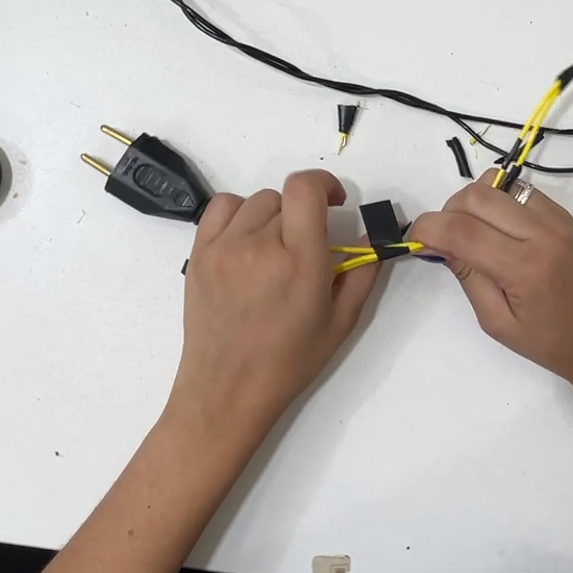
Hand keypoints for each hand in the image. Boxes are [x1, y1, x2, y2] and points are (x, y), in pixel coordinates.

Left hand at [171, 170, 379, 436]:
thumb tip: (372, 237)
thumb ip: (362, 273)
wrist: (227, 388)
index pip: (305, 189)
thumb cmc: (289, 360)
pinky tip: (247, 240)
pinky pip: (222, 207)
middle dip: (303, 216)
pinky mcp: (199, 253)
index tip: (334, 202)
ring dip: (274, 215)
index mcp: (300, 262)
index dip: (324, 184)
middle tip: (306, 247)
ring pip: (256, 201)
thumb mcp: (341, 322)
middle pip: (286, 198)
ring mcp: (224, 247)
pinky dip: (240, 214)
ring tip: (275, 247)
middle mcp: (259, 246)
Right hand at [410, 170, 572, 397]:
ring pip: (496, 183)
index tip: (415, 240)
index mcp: (525, 268)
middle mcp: (543, 234)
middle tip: (446, 241)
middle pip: (477, 195)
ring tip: (473, 234)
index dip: (428, 229)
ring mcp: (556, 219)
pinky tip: (498, 231)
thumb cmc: (547, 342)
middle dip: (448, 212)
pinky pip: (517, 190)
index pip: (462, 231)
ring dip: (473, 204)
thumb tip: (437, 242)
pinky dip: (497, 202)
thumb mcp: (495, 321)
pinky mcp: (562, 214)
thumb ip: (466, 276)